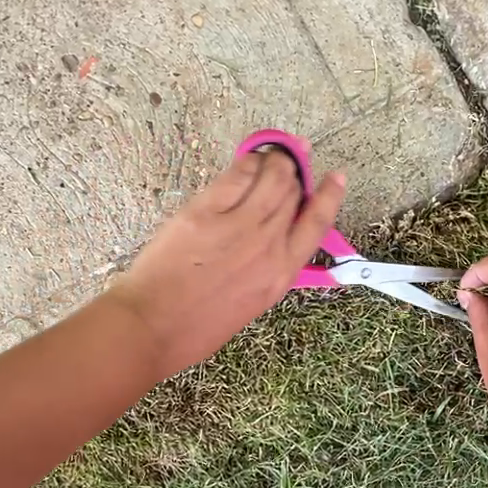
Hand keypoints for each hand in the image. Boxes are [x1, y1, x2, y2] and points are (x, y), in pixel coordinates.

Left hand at [104, 145, 345, 377]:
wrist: (152, 327)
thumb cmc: (197, 327)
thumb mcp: (250, 303)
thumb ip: (267, 269)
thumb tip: (272, 237)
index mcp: (281, 274)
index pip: (317, 223)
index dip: (329, 195)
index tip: (334, 178)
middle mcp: (267, 245)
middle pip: (293, 193)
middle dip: (293, 174)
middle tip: (285, 165)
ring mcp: (238, 226)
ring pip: (271, 175)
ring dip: (274, 161)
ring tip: (267, 159)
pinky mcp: (205, 212)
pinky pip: (237, 175)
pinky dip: (247, 163)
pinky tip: (246, 162)